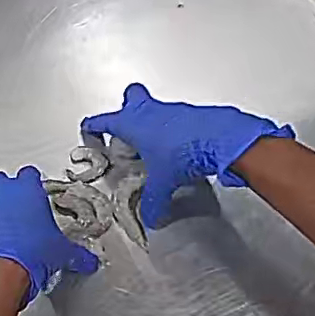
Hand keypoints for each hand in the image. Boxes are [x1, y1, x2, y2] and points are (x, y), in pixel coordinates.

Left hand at [0, 166, 99, 305]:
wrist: (8, 268)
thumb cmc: (35, 249)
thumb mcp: (63, 252)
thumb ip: (76, 253)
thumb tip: (86, 260)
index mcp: (28, 192)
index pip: (29, 174)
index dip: (33, 180)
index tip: (39, 188)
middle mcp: (6, 197)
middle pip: (0, 180)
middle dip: (7, 186)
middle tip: (19, 199)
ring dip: (3, 213)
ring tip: (18, 230)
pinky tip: (8, 245)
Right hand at [81, 83, 291, 228]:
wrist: (224, 139)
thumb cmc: (182, 153)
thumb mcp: (163, 182)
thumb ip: (154, 200)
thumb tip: (152, 219)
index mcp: (131, 123)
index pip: (102, 121)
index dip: (93, 127)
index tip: (90, 132)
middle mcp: (149, 111)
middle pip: (132, 96)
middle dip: (128, 107)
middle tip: (130, 127)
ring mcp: (173, 109)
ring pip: (157, 108)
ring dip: (155, 122)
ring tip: (160, 146)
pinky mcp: (195, 113)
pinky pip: (180, 117)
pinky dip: (178, 129)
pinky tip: (184, 147)